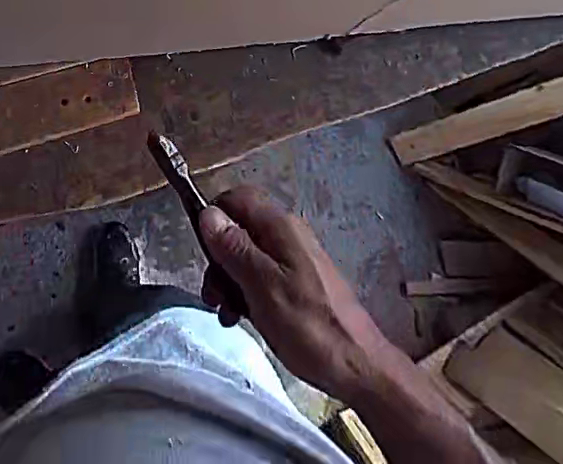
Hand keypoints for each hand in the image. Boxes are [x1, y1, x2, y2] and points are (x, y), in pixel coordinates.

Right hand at [198, 185, 408, 403]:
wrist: (358, 366)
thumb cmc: (309, 326)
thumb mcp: (262, 286)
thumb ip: (234, 248)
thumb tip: (208, 213)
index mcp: (280, 226)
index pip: (236, 197)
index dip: (214, 217)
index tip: (204, 252)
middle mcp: (287, 233)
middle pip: (239, 228)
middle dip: (219, 257)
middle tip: (214, 294)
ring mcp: (294, 257)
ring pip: (248, 253)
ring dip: (230, 279)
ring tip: (228, 312)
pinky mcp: (298, 281)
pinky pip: (262, 274)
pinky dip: (247, 291)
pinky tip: (244, 317)